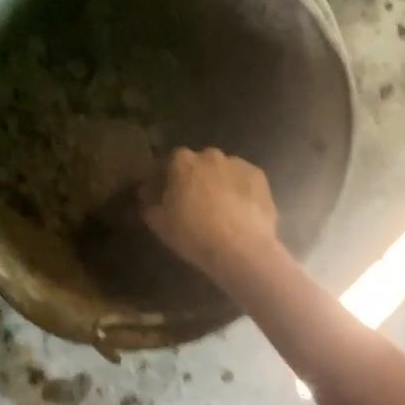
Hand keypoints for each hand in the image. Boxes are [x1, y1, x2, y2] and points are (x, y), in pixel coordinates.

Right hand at [142, 147, 281, 280]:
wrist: (240, 249)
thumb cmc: (193, 233)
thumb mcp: (158, 223)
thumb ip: (148, 203)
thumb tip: (145, 193)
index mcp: (182, 161)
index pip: (171, 162)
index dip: (170, 177)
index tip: (169, 195)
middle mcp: (210, 155)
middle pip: (200, 163)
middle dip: (197, 178)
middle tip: (196, 203)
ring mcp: (238, 164)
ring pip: (224, 170)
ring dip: (220, 183)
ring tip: (222, 210)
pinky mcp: (260, 177)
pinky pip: (245, 181)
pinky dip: (241, 191)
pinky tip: (241, 212)